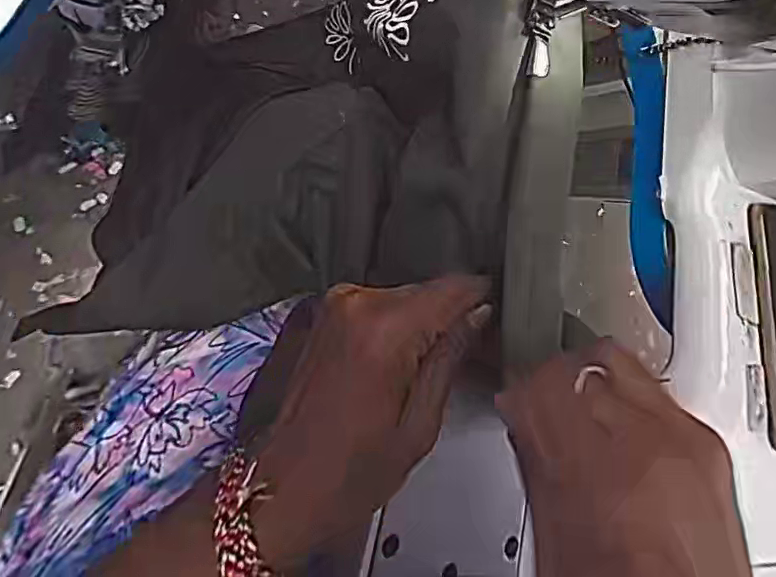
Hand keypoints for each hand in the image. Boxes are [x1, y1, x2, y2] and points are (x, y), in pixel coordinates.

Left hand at [248, 276, 491, 567]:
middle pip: (430, 289)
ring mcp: (338, 303)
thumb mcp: (419, 425)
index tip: (498, 308)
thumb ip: (451, 357)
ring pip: (407, 294)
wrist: (278, 489)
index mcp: (385, 330)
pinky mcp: (326, 311)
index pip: (455, 286)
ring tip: (427, 362)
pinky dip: (396, 322)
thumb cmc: (344, 474)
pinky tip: (397, 358)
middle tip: (467, 348)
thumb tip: (477, 315)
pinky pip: (380, 302)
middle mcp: (358, 303)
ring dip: (423, 319)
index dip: (482, 296)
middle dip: (452, 313)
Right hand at [497, 341, 752, 576]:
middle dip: (562, 381)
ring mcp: (682, 438)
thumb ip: (542, 471)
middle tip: (549, 402)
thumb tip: (528, 428)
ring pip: (626, 368)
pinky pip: (662, 400)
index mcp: (594, 465)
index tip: (521, 398)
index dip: (526, 387)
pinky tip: (627, 432)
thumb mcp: (558, 542)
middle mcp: (643, 439)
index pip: (548, 381)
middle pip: (587, 366)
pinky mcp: (711, 447)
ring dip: (601, 383)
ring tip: (588, 411)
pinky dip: (640, 406)